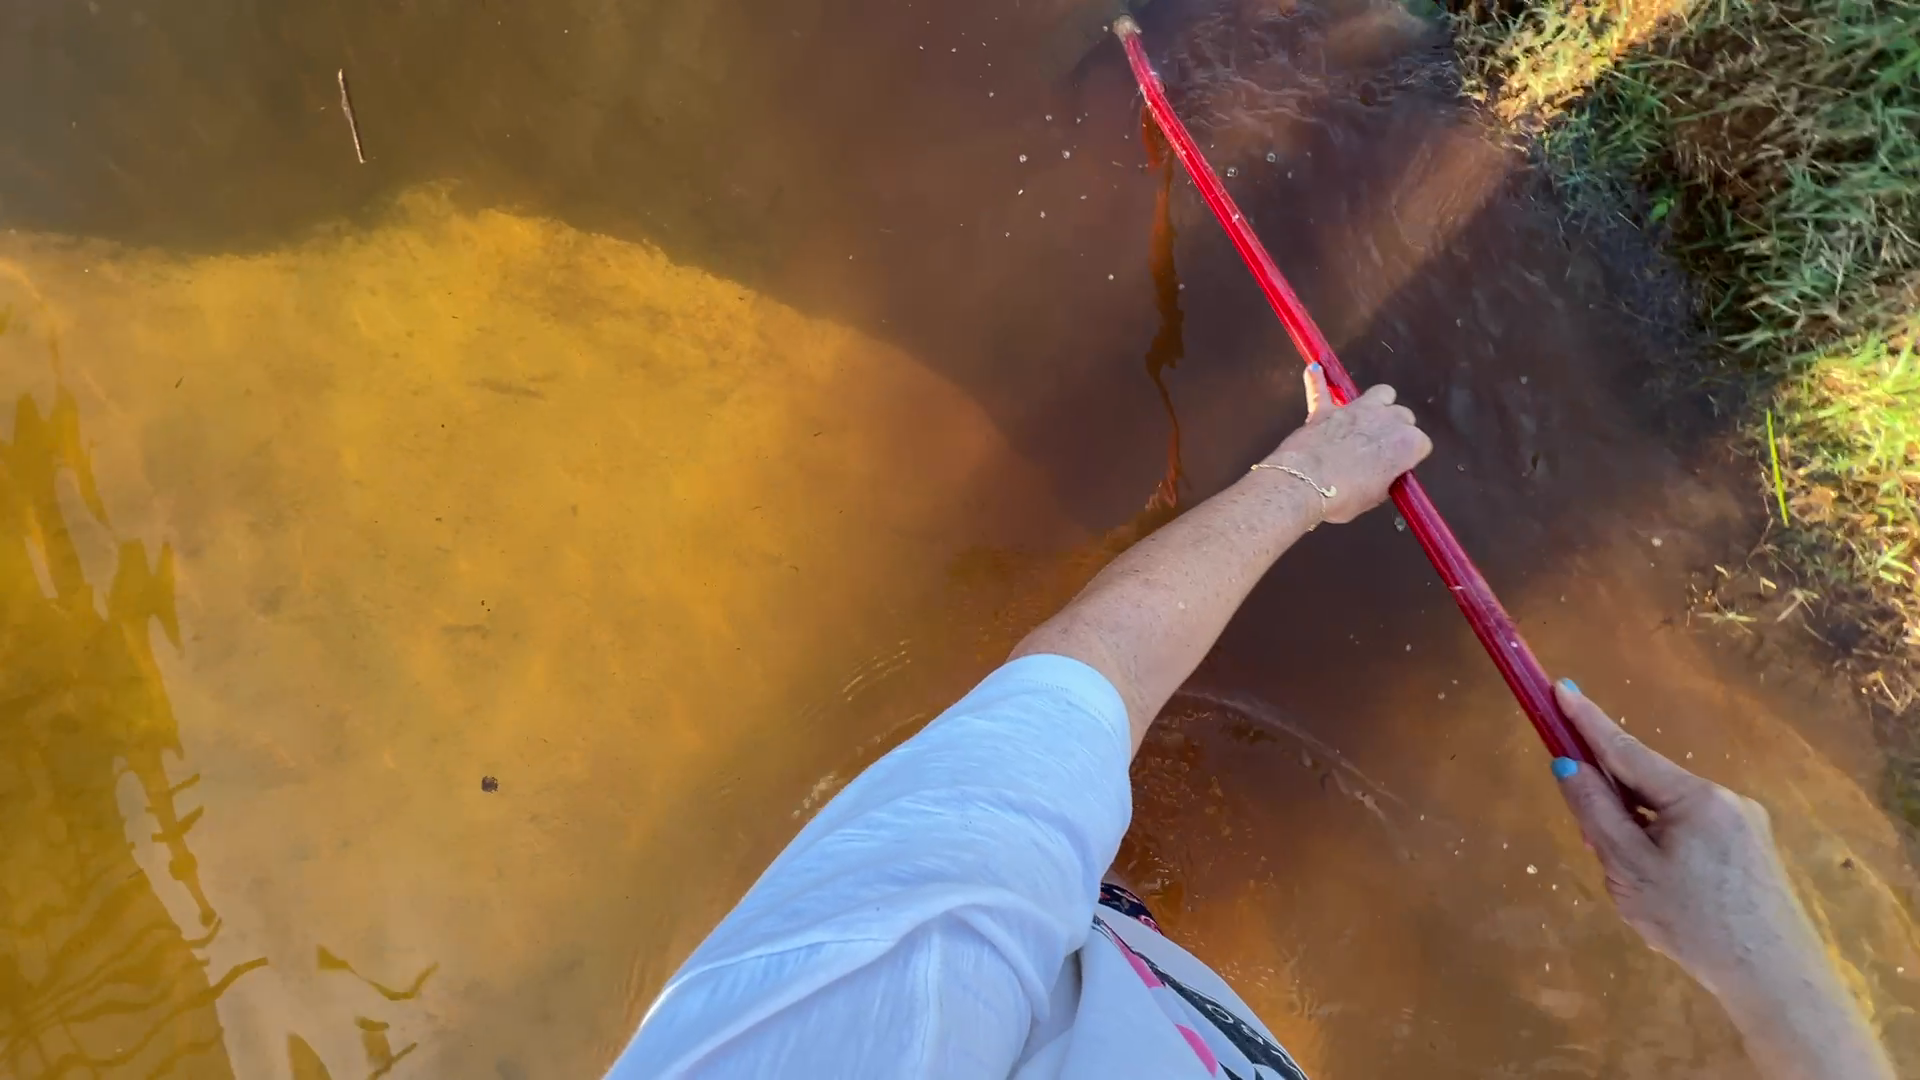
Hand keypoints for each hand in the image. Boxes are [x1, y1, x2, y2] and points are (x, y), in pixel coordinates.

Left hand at [1259, 365, 1430, 523]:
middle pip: (1401, 416)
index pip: (1419, 444)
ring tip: (1366, 419)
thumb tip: (1377, 474)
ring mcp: (1355, 410)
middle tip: (1375, 451)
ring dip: (1376, 404)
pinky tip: (1314, 369)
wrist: (1303, 484)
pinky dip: (1318, 381)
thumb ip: (1383, 478)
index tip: (1392, 468)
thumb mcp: (1374, 496)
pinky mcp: (1325, 411)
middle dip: (1392, 431)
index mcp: (1408, 442)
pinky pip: (1321, 389)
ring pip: (1380, 394)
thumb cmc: (1342, 496)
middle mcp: (1388, 419)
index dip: (1404, 457)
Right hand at [1551, 681, 1892, 1079]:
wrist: (1778, 985)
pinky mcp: (1746, 847)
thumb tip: (1567, 763)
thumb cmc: (1693, 921)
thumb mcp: (1626, 864)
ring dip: (1629, 828)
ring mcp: (1740, 823)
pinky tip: (1657, 882)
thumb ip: (1592, 808)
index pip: (1623, 748)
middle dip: (1606, 800)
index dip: (1584, 718)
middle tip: (1596, 844)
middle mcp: (1722, 800)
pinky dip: (1652, 841)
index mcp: (1694, 799)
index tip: (1558, 686)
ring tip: (1632, 879)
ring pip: (1656, 807)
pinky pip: (1679, 826)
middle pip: (1639, 781)